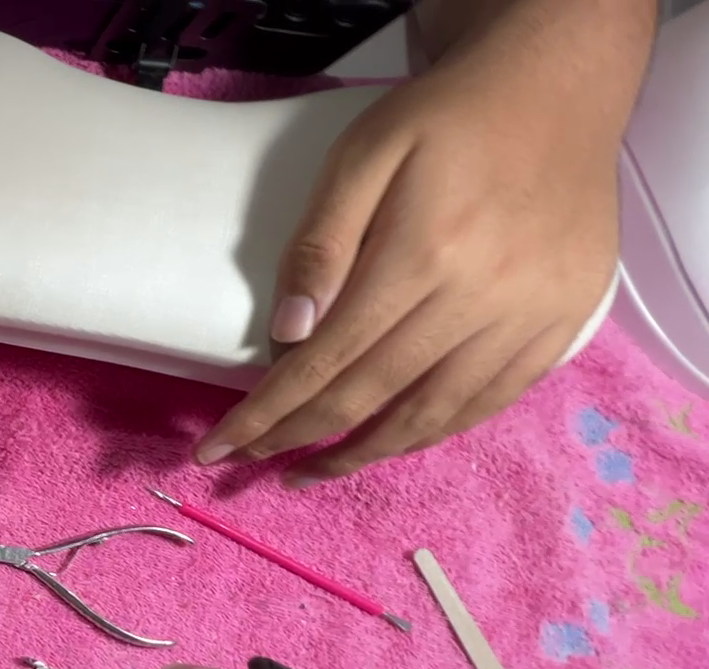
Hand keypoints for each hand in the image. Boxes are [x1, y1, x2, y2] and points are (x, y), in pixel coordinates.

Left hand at [193, 8, 634, 486]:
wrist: (556, 83)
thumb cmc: (439, 122)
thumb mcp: (358, 163)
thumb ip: (318, 250)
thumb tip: (285, 333)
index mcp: (422, 259)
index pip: (317, 366)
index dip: (259, 416)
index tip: (213, 450)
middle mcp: (483, 297)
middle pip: (363, 398)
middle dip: (291, 439)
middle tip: (242, 460)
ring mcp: (534, 313)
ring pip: (429, 416)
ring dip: (357, 456)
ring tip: (301, 473)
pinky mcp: (566, 318)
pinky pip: (489, 400)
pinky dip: (428, 434)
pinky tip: (382, 445)